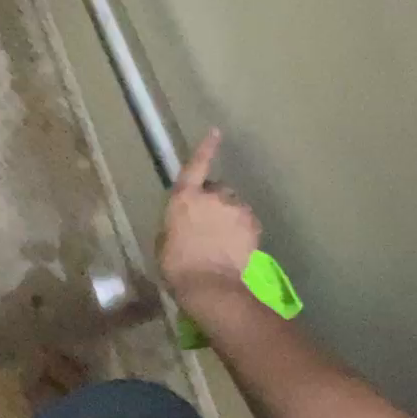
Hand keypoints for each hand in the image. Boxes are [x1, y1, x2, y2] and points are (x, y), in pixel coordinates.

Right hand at [160, 129, 259, 304]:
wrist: (211, 286)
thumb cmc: (177, 266)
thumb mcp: (164, 241)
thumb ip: (176, 222)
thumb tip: (184, 221)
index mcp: (184, 198)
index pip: (195, 166)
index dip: (205, 148)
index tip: (216, 132)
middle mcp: (211, 196)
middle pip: (218, 189)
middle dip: (215, 201)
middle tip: (208, 225)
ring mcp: (234, 208)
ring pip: (234, 205)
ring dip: (229, 215)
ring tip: (223, 240)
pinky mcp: (252, 224)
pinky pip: (246, 220)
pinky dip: (243, 229)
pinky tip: (236, 247)